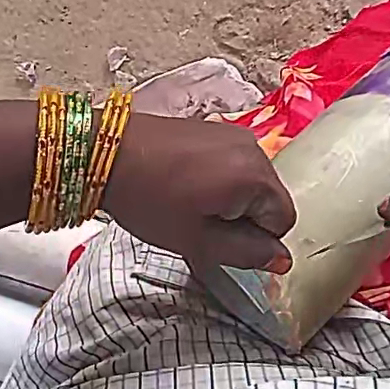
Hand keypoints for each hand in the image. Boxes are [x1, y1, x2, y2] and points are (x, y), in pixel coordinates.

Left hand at [103, 114, 296, 272]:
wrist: (106, 152)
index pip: (283, 221)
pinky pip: (234, 165)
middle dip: (244, 219)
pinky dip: (220, 181)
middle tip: (201, 224)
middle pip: (269, 199)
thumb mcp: (197, 240)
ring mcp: (234, 135)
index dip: (255, 240)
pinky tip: (186, 186)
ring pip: (251, 183)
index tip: (218, 239)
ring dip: (231, 200)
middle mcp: (254, 148)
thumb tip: (281, 260)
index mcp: (255, 177)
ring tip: (190, 205)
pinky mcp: (215, 129)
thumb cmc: (149, 200)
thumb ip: (245, 252)